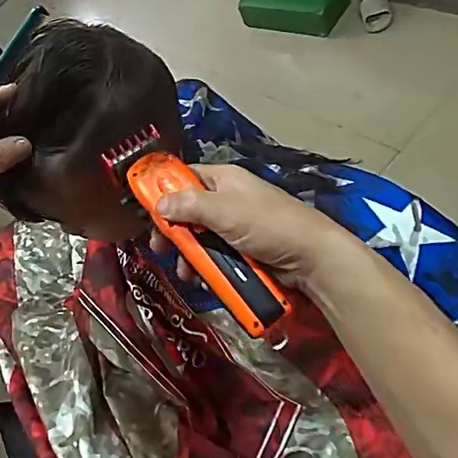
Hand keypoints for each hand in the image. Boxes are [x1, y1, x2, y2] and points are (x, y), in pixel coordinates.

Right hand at [151, 164, 356, 288]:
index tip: (146, 211)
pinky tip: (202, 279)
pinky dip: (207, 267)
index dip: (164, 191)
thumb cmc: (269, 225)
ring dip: (190, 256)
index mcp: (224, 180)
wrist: (311, 257)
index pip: (185, 177)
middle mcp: (227, 199)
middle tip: (162, 249)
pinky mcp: (243, 250)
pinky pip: (216, 256)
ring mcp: (236, 226)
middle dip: (174, 232)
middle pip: (188, 212)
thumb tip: (159, 203)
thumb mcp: (225, 211)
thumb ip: (190, 206)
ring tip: (186, 272)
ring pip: (200, 238)